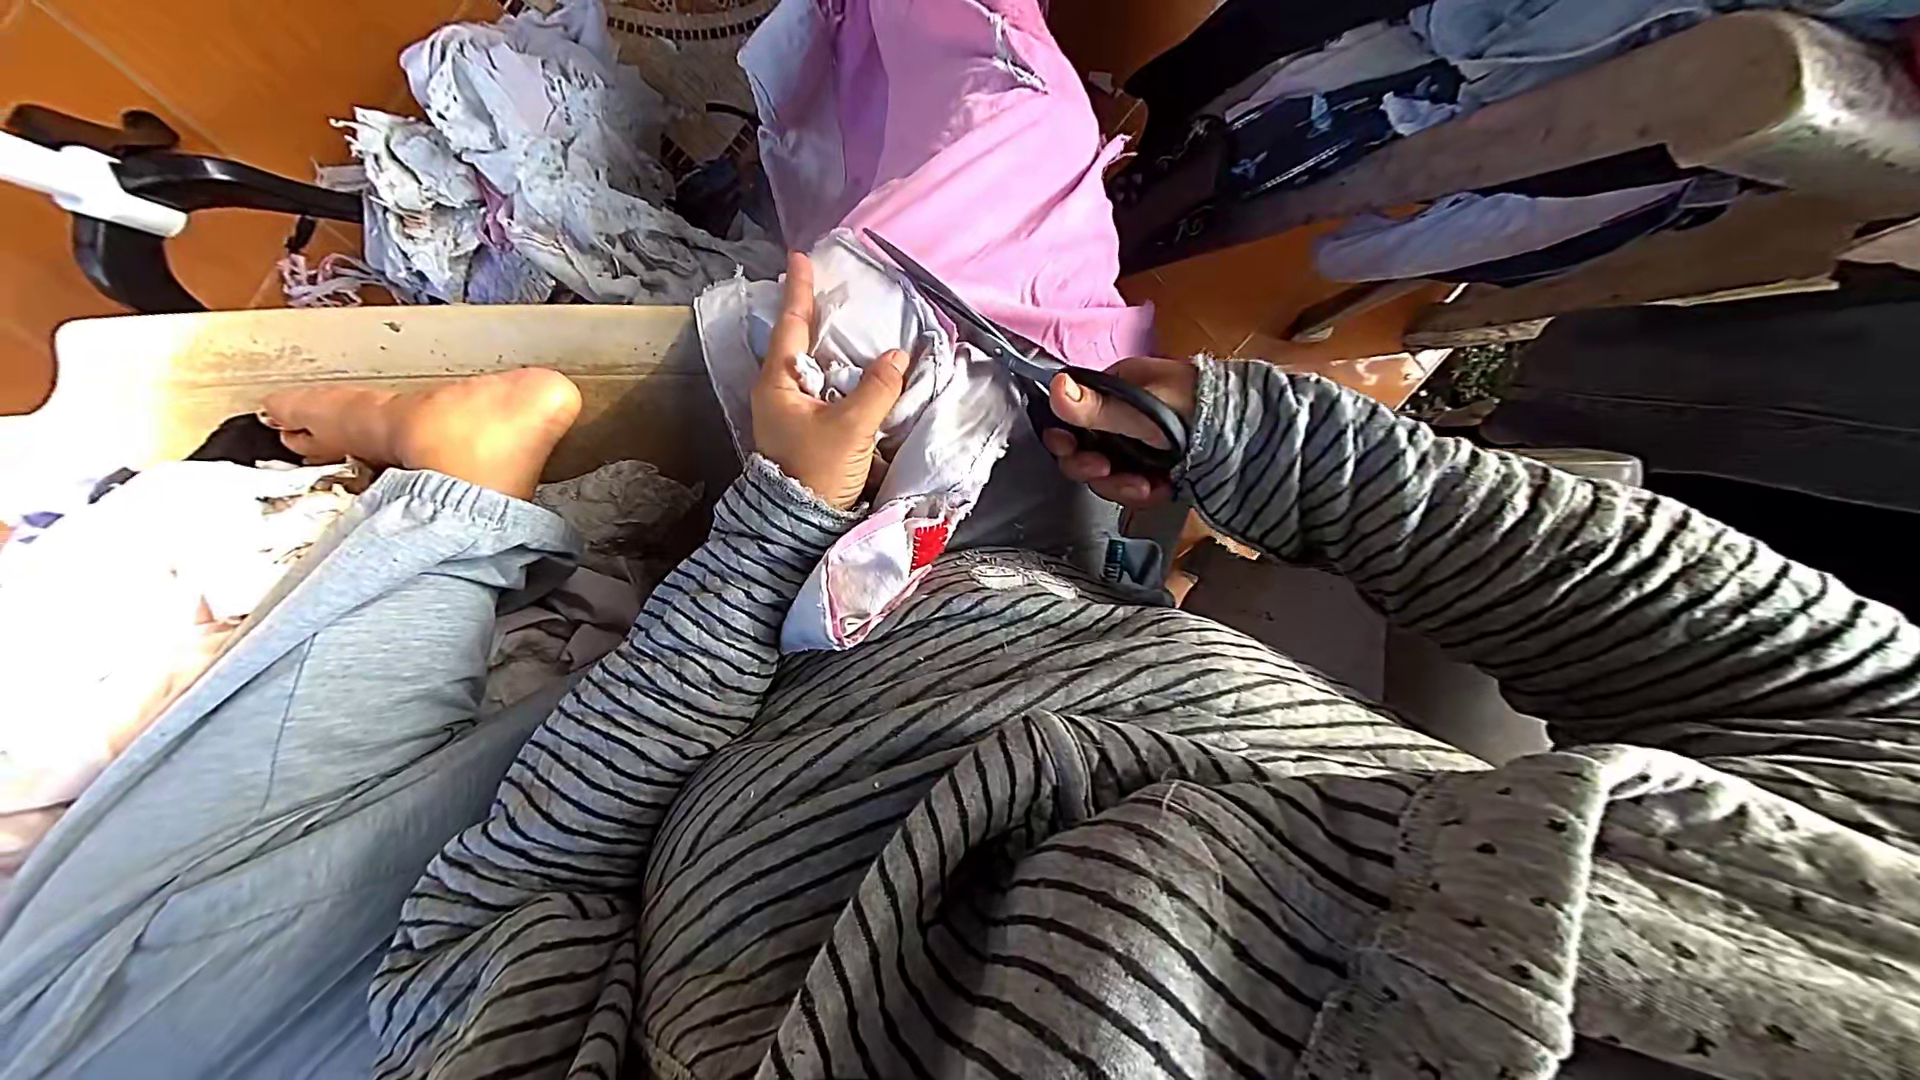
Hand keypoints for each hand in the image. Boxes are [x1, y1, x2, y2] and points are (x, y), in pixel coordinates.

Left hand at [753, 252, 908, 509]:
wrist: (803, 523)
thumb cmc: (816, 472)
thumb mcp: (849, 428)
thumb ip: (876, 390)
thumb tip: (898, 356)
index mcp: (778, 384)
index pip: (791, 326)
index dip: (799, 291)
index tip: (801, 257)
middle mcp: (781, 393)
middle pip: (801, 344)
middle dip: (817, 317)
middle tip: (834, 290)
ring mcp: (793, 413)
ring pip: (816, 370)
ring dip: (834, 350)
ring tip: (853, 327)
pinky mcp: (810, 431)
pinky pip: (828, 393)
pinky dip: (844, 378)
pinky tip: (861, 372)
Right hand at [1044, 356, 1197, 508]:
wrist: (1251, 433)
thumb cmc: (1195, 410)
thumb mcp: (1142, 411)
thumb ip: (1096, 407)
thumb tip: (1056, 386)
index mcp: (1115, 391)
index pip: (1072, 418)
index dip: (1065, 439)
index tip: (1069, 452)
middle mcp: (1122, 417)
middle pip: (1086, 453)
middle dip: (1095, 469)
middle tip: (1107, 472)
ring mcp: (1139, 443)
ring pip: (1109, 475)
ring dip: (1121, 486)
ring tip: (1145, 487)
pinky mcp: (1156, 465)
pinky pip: (1134, 485)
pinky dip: (1144, 492)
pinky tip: (1161, 490)